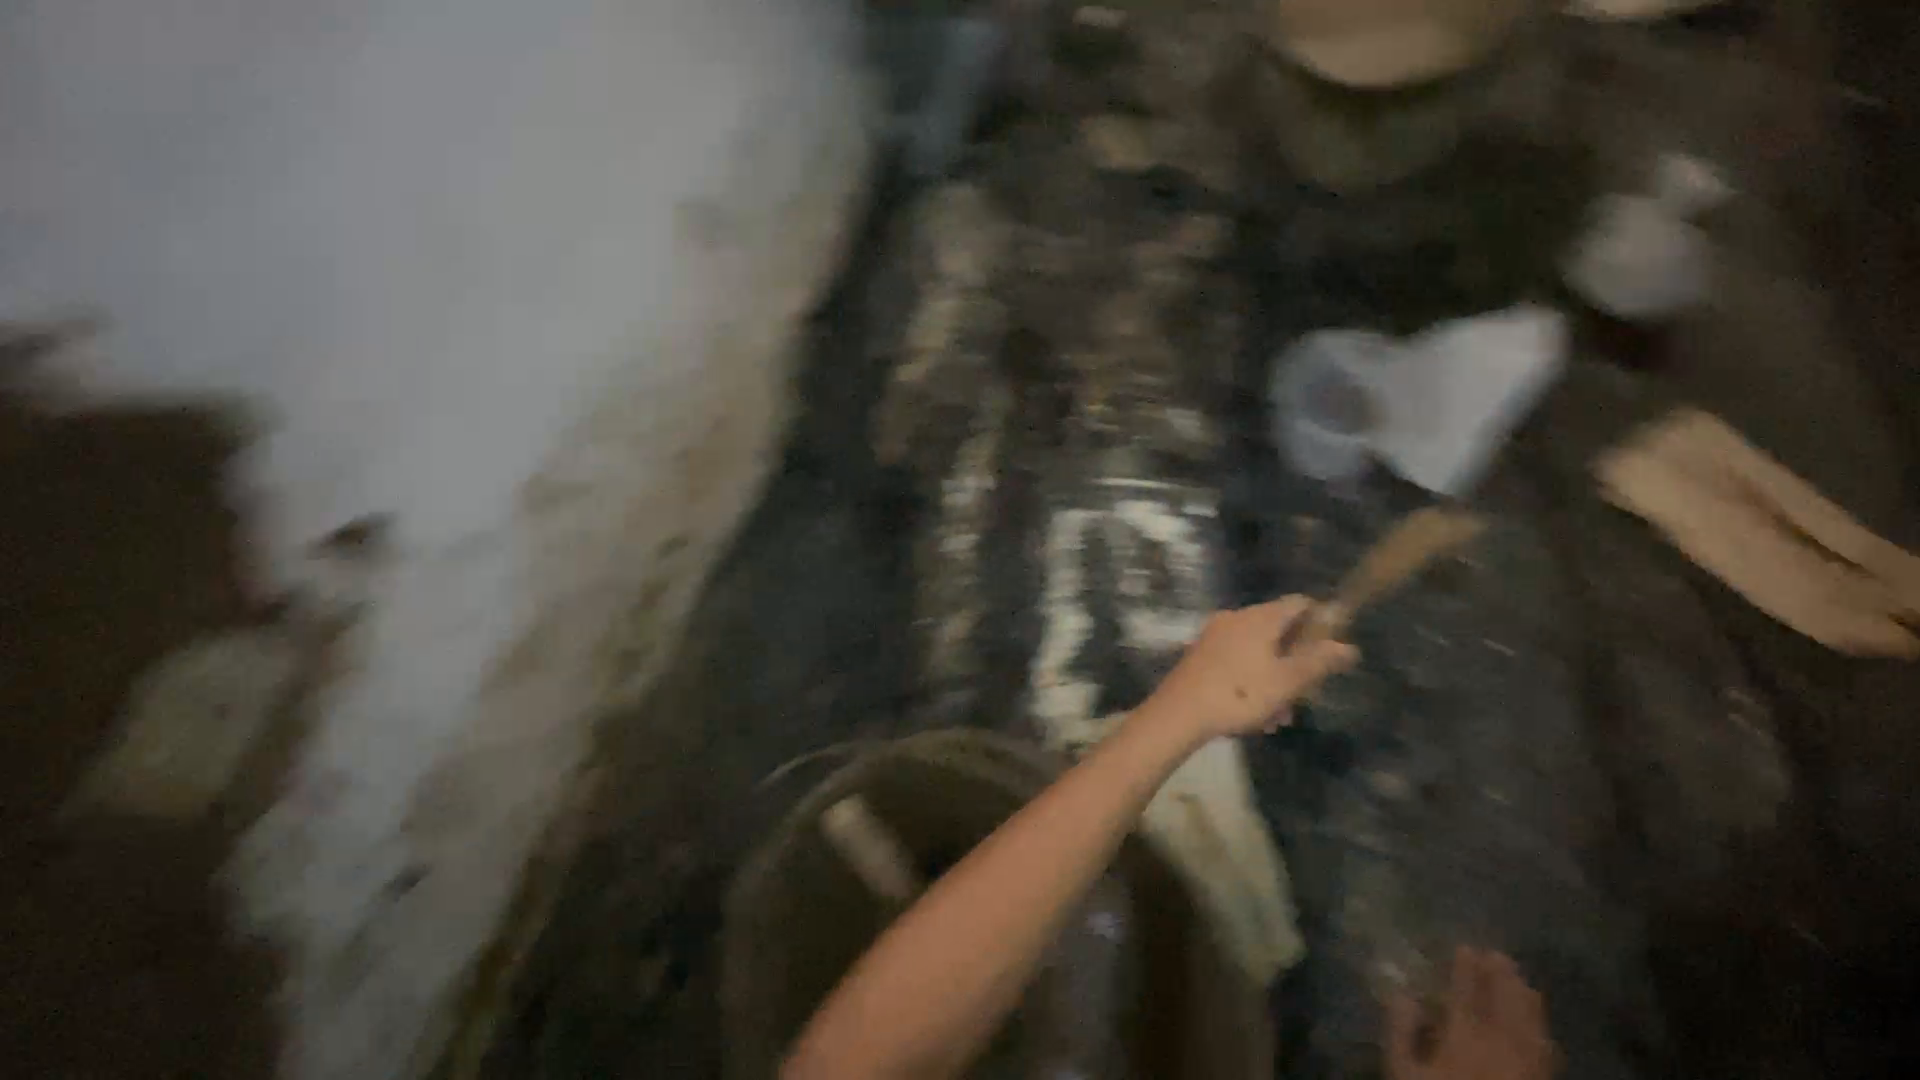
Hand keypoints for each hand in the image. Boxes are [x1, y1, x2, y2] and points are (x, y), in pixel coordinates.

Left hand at [1143, 596, 1357, 740]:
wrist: (1179, 712)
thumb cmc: (1239, 694)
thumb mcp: (1287, 681)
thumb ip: (1320, 661)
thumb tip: (1349, 647)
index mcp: (1259, 618)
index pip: (1298, 603)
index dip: (1320, 621)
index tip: (1330, 649)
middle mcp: (1235, 618)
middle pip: (1278, 632)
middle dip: (1295, 665)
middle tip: (1302, 697)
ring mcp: (1214, 635)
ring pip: (1258, 653)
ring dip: (1273, 683)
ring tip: (1277, 719)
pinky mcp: (1200, 655)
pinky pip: (1236, 662)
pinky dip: (1251, 683)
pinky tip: (1254, 717)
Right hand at [1387, 947, 1556, 1079]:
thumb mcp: (1402, 1074)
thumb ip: (1400, 1032)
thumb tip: (1403, 995)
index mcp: (1463, 1040)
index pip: (1467, 996)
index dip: (1466, 970)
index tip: (1466, 947)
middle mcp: (1500, 1048)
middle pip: (1505, 1006)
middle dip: (1502, 978)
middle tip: (1498, 954)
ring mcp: (1526, 1070)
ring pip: (1531, 1027)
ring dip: (1526, 1001)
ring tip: (1522, 981)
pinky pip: (1547, 1054)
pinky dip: (1542, 1033)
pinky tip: (1541, 1029)